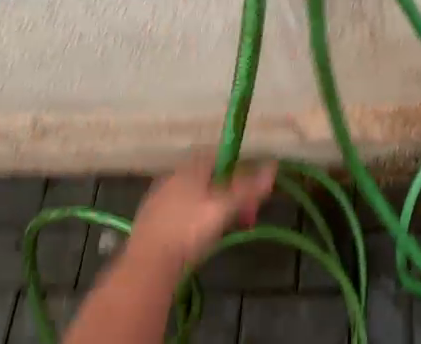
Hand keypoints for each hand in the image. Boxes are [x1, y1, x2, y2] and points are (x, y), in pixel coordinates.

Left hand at [123, 155, 277, 276]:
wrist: (147, 263)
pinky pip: (182, 213)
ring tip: (225, 231)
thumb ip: (248, 187)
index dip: (241, 172)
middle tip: (245, 217)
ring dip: (216, 210)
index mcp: (191, 166)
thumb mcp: (225, 207)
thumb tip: (273, 166)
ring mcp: (160, 198)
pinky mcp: (152, 221)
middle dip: (231, 195)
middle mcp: (174, 176)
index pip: (221, 156)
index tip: (253, 194)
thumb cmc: (189, 229)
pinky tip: (201, 240)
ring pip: (196, 197)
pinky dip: (197, 221)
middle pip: (210, 178)